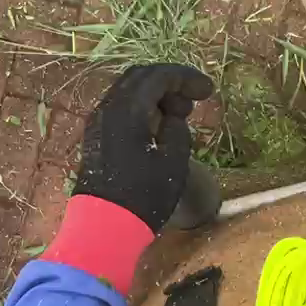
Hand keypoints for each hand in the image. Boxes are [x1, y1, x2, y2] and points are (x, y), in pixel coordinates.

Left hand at [73, 64, 214, 231]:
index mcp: (127, 109)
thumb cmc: (143, 195)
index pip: (159, 76)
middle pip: (142, 77)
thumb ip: (176, 128)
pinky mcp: (96, 136)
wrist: (103, 229)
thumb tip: (171, 117)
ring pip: (129, 91)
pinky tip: (159, 127)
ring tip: (180, 115)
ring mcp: (98, 121)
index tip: (208, 90)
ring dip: (157, 95)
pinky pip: (121, 107)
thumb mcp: (173, 160)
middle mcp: (108, 108)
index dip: (186, 78)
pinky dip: (143, 108)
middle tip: (194, 98)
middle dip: (171, 82)